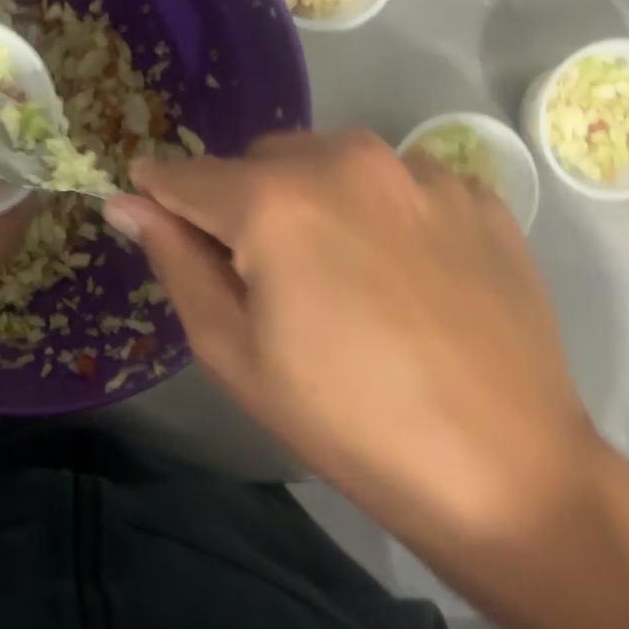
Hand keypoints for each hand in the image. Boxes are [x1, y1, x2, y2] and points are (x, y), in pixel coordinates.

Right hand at [102, 131, 600, 543]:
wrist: (503, 469)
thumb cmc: (340, 415)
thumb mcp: (228, 346)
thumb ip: (173, 259)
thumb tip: (126, 204)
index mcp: (275, 201)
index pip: (184, 175)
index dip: (156, 194)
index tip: (143, 211)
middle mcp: (347, 163)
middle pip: (255, 160)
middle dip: (235, 200)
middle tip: (252, 272)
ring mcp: (421, 174)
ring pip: (325, 161)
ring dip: (303, 197)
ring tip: (326, 270)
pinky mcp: (477, 198)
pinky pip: (392, 181)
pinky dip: (369, 209)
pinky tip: (389, 271)